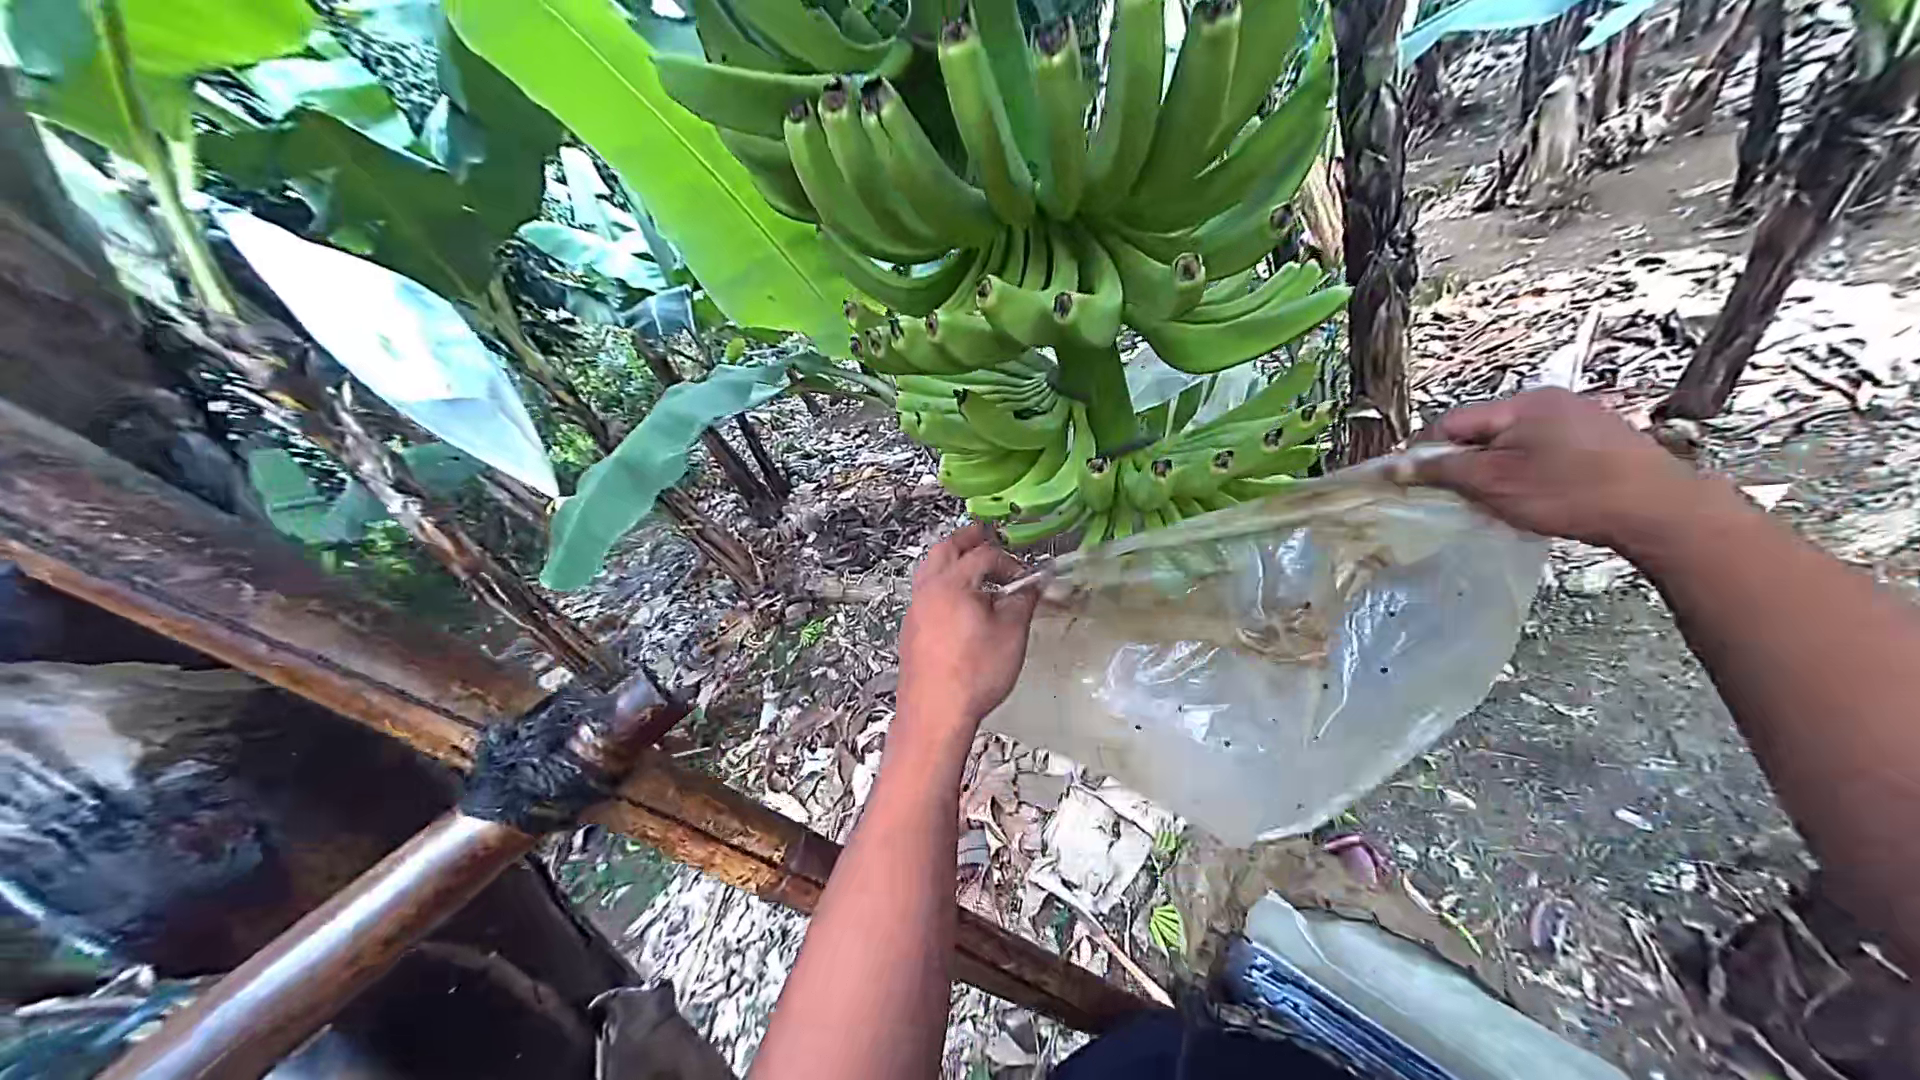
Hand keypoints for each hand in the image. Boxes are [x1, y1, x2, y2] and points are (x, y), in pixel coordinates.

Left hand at [895, 523, 1039, 755]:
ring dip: (951, 560)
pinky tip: (959, 601)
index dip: (1008, 561)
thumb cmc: (971, 675)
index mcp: (952, 583)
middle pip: (945, 550)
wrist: (935, 713)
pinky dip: (942, 582)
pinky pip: (925, 591)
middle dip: (968, 540)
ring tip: (971, 564)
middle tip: (985, 535)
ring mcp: (915, 609)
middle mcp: (928, 590)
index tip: (1025, 576)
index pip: (983, 555)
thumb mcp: (1011, 634)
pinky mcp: (911, 629)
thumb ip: (1022, 602)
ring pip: (929, 569)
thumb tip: (1031, 587)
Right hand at [1414, 388, 1718, 554]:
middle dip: (1460, 460)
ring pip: (1510, 440)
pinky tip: (1531, 492)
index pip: (1449, 423)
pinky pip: (1541, 448)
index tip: (1410, 480)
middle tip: (1454, 493)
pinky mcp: (1601, 438)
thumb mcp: (1491, 483)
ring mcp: (1580, 417)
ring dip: (1491, 466)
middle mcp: (1550, 401)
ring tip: (1493, 496)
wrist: (1661, 512)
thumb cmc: (1568, 493)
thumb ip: (1440, 470)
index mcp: (1521, 404)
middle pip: (1480, 430)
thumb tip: (1396, 465)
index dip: (1423, 452)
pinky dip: (1523, 468)